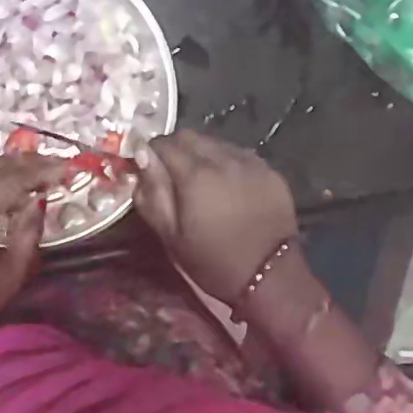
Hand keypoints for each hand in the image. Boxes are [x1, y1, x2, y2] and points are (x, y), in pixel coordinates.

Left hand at [0, 154, 60, 343]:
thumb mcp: (11, 272)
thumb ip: (29, 231)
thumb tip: (39, 200)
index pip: (11, 179)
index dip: (41, 171)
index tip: (64, 169)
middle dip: (24, 162)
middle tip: (51, 164)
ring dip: (5, 169)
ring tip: (32, 173)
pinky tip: (4, 190)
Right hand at [134, 131, 299, 307]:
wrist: (270, 276)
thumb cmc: (213, 261)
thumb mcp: (171, 236)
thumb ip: (152, 194)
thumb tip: (141, 158)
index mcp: (194, 174)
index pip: (163, 143)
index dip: (151, 153)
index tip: (149, 168)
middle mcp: (222, 158)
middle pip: (189, 136)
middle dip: (175, 148)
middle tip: (173, 174)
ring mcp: (249, 161)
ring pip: (215, 141)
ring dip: (202, 153)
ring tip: (203, 179)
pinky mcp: (269, 170)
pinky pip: (240, 153)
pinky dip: (227, 161)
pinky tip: (229, 184)